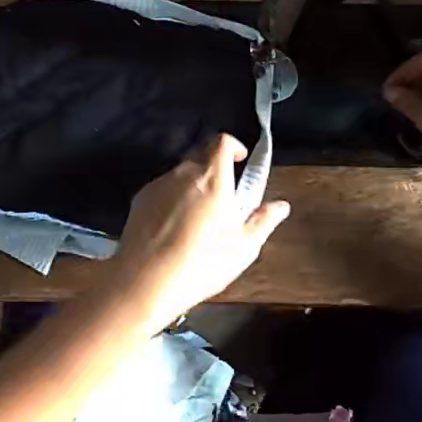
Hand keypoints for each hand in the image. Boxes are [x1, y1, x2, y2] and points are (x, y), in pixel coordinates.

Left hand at [107, 134, 290, 325]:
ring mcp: (158, 184)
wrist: (146, 280)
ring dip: (192, 185)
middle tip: (223, 197)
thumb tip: (281, 206)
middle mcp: (183, 173)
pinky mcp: (140, 199)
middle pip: (200, 155)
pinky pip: (162, 189)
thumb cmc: (201, 263)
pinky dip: (172, 198)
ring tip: (199, 218)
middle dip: (214, 168)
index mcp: (213, 178)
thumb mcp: (243, 247)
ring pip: (180, 174)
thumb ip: (263, 221)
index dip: (233, 147)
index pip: (222, 142)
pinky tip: (174, 227)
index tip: (240, 161)